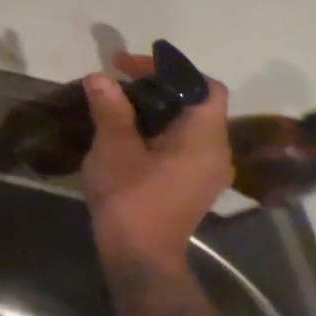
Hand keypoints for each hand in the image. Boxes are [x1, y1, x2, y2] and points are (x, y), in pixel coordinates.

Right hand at [82, 50, 234, 266]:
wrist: (140, 250)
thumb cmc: (130, 196)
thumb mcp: (113, 148)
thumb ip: (110, 110)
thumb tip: (100, 77)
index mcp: (204, 140)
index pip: (207, 89)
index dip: (171, 70)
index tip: (128, 65)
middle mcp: (216, 151)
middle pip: (196, 105)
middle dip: (155, 86)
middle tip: (112, 80)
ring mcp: (205, 169)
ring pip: (186, 124)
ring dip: (152, 107)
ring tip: (111, 102)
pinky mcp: (190, 180)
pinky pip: (179, 141)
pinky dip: (154, 127)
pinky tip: (122, 131)